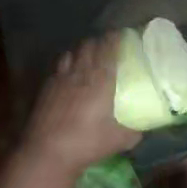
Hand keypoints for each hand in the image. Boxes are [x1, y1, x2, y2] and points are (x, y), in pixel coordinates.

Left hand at [18, 32, 140, 175]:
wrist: (47, 152)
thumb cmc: (87, 143)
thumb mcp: (119, 140)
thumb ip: (133, 132)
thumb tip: (141, 131)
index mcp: (101, 79)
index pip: (108, 47)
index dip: (115, 37)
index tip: (121, 35)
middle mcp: (80, 72)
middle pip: (88, 45)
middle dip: (98, 42)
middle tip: (107, 48)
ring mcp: (60, 78)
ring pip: (70, 53)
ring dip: (80, 52)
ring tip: (86, 59)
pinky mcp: (45, 88)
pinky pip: (58, 68)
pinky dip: (66, 66)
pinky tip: (68, 78)